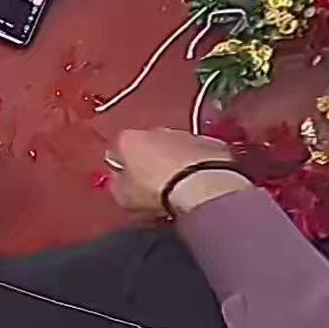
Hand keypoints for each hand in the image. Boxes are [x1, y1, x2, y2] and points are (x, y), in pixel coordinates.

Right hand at [108, 128, 251, 217]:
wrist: (201, 187)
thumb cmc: (154, 191)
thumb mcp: (124, 197)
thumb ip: (117, 185)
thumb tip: (119, 180)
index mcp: (128, 140)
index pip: (119, 150)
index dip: (123, 167)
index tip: (129, 183)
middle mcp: (155, 130)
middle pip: (148, 145)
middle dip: (151, 160)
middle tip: (156, 185)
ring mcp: (185, 134)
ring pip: (175, 147)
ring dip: (175, 161)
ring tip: (181, 185)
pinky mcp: (211, 142)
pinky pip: (199, 153)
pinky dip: (198, 163)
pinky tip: (200, 181)